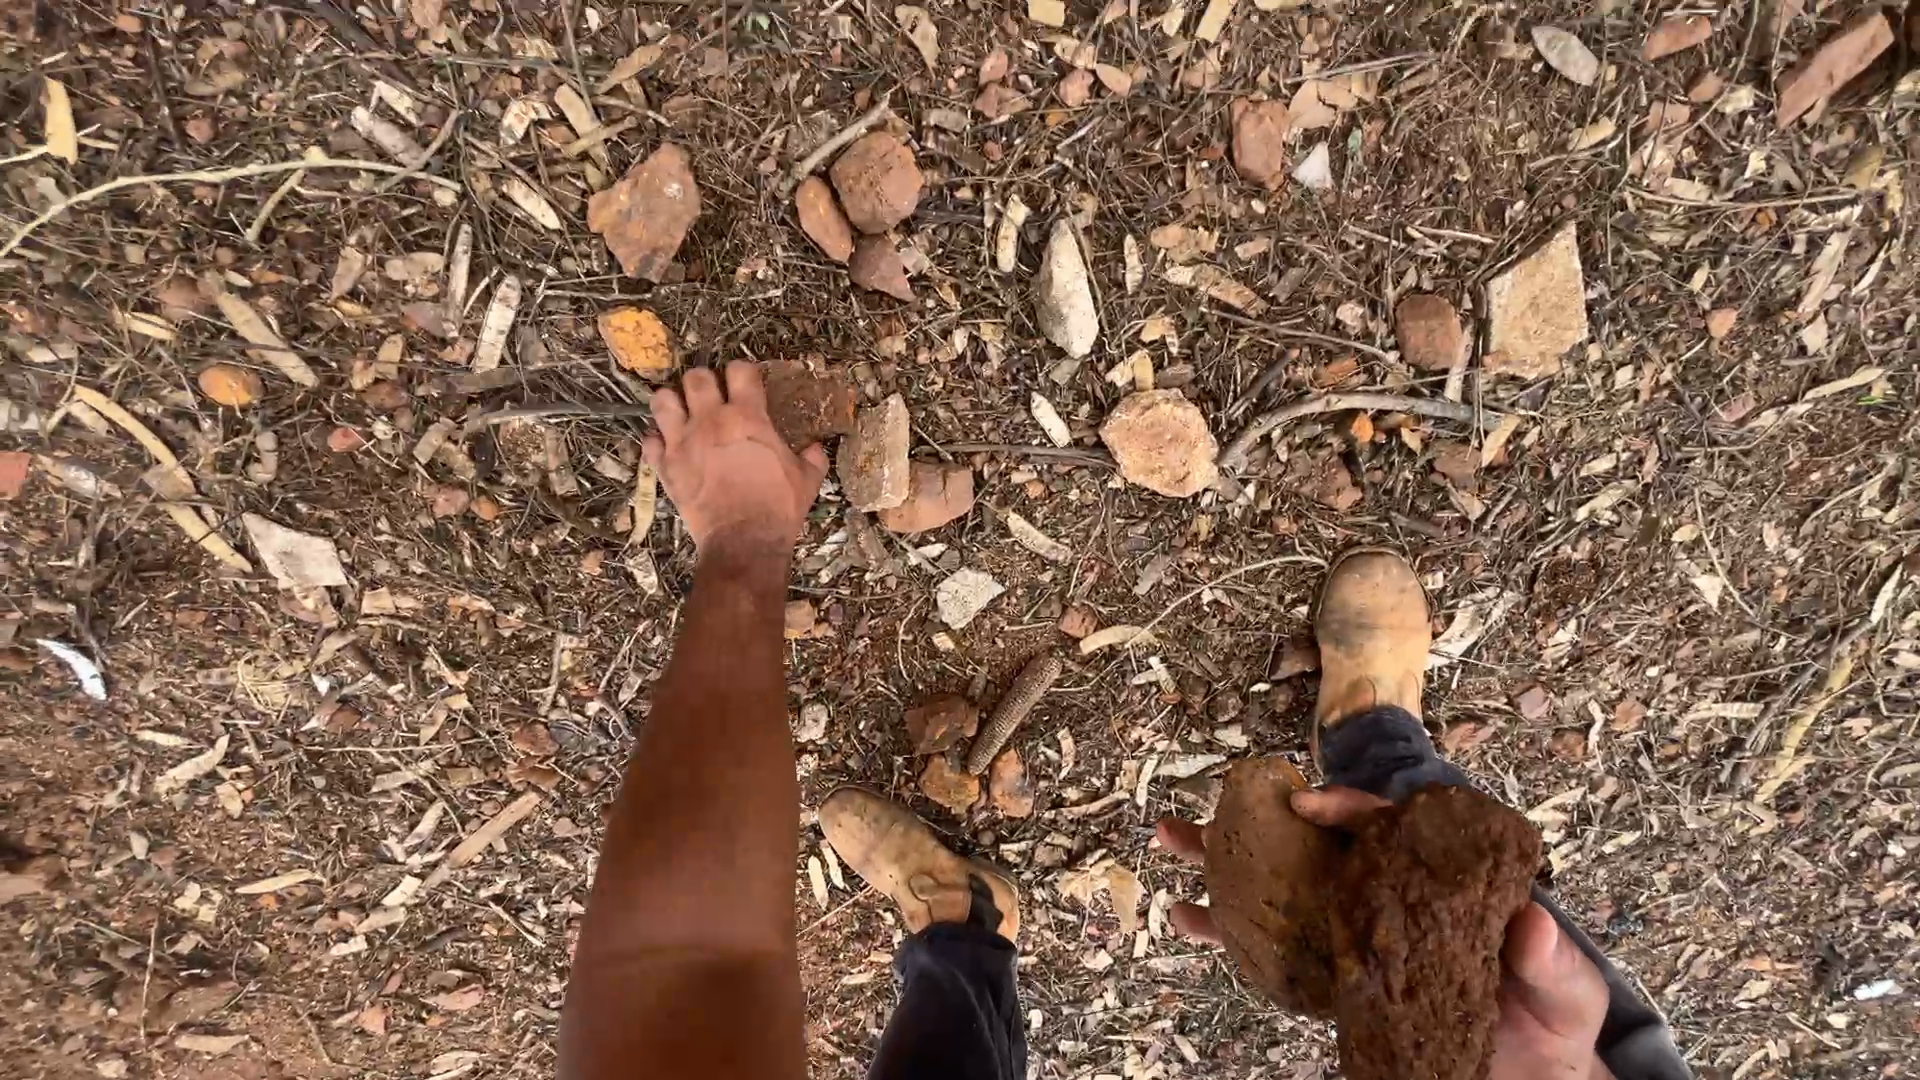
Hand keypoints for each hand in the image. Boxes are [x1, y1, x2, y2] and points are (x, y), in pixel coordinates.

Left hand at [642, 362, 828, 554]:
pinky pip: (650, 441)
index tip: (746, 383)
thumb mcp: (807, 480)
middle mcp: (711, 421)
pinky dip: (657, 441)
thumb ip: (812, 458)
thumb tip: (815, 448)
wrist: (744, 540)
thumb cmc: (779, 507)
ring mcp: (682, 442)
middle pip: (695, 377)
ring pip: (662, 400)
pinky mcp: (666, 467)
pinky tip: (669, 447)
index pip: (740, 371)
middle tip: (712, 396)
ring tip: (683, 413)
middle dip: (704, 382)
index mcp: (748, 418)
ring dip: (672, 402)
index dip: (743, 372)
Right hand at [1154, 787, 1611, 1079]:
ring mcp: (1338, 929)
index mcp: (1419, 879)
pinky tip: (1184, 917)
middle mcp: (1367, 892)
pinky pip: (1263, 945)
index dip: (1340, 805)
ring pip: (1268, 886)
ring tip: (1169, 844)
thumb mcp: (1561, 1000)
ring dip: (1216, 865)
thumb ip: (1553, 967)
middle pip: (1301, 845)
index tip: (1305, 803)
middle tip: (1202, 814)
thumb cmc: (1542, 1032)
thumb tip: (1531, 924)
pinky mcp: (1320, 972)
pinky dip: (1221, 929)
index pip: (1378, 825)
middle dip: (1246, 823)